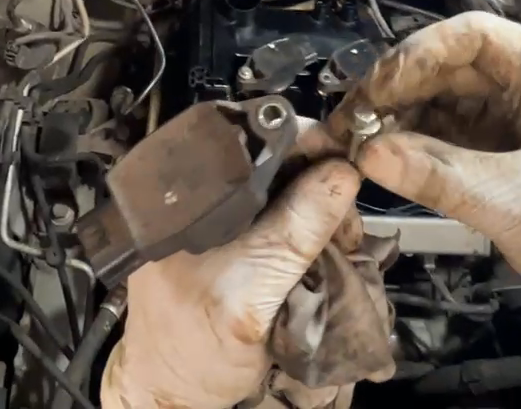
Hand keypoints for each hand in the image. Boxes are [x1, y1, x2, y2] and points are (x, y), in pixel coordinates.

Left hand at [100, 159, 361, 408]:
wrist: (173, 393)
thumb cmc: (191, 347)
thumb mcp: (248, 292)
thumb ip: (292, 234)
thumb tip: (340, 173)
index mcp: (185, 186)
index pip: (248, 138)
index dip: (299, 141)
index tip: (341, 159)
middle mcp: (199, 187)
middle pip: (274, 158)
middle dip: (320, 179)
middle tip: (346, 219)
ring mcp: (219, 211)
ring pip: (286, 184)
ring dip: (323, 207)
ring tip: (342, 238)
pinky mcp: (237, 233)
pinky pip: (284, 212)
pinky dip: (312, 224)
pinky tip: (329, 242)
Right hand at [333, 13, 520, 383]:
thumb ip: (440, 177)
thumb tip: (365, 151)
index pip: (477, 36)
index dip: (419, 54)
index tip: (376, 90)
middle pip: (454, 66)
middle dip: (400, 89)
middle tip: (351, 119)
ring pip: (447, 99)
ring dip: (402, 116)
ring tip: (356, 139)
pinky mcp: (508, 152)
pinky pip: (453, 133)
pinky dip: (417, 143)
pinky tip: (384, 155)